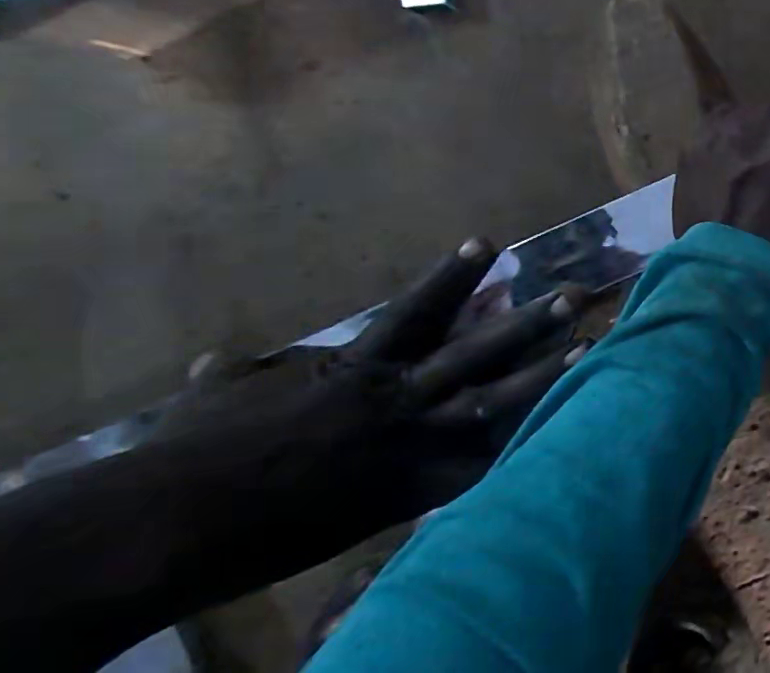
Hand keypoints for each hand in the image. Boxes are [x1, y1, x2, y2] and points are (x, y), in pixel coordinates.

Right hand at [161, 240, 587, 555]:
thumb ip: (232, 372)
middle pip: (479, 351)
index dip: (454, 275)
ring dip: (544, 375)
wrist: (182, 525)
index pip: (417, 308)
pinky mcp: (412, 494)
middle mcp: (398, 395)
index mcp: (357, 362)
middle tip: (578, 294)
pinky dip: (516, 451)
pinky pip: (478, 469)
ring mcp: (411, 445)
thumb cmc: (193, 451)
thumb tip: (209, 360)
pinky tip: (559, 434)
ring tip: (588, 349)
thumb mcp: (212, 397)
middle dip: (531, 322)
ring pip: (494, 403)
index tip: (489, 243)